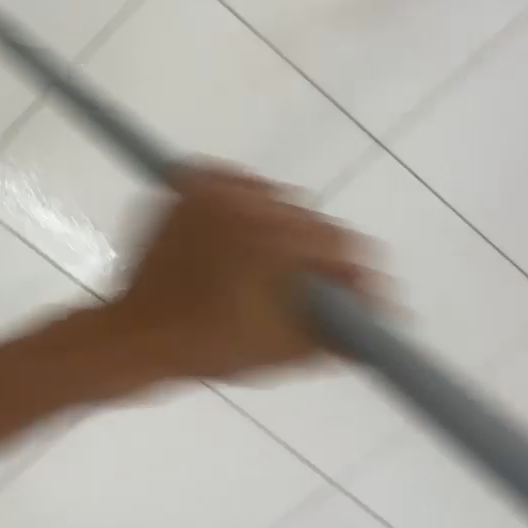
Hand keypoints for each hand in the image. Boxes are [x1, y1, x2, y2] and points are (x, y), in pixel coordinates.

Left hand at [99, 164, 378, 382]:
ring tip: (265, 265)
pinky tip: (240, 229)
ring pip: (269, 198)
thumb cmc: (212, 345)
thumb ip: (349, 328)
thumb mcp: (291, 348)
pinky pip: (226, 180)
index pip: (339, 244)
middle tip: (302, 286)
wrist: (138, 333)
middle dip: (312, 253)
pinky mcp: (179, 191)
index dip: (351, 275)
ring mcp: (204, 192)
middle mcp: (241, 204)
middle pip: (305, 219)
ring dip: (276, 225)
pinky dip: (240, 197)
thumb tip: (389, 310)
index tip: (349, 300)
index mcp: (272, 236)